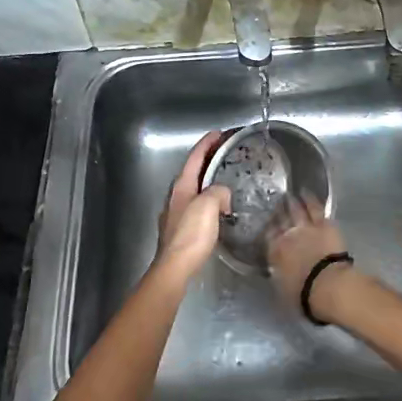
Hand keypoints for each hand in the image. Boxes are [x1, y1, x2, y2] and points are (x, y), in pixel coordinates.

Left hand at [155, 131, 229, 282]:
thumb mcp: (209, 206)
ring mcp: (176, 212)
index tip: (219, 133)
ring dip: (209, 180)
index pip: (195, 157)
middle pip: (193, 171)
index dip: (207, 143)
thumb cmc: (191, 234)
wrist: (175, 267)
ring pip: (195, 188)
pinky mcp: (180, 228)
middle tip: (225, 152)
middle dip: (208, 160)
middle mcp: (176, 195)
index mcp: (182, 186)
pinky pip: (197, 205)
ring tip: (225, 178)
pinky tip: (219, 208)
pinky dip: (209, 199)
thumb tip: (223, 194)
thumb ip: (218, 192)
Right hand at [266, 194, 356, 320]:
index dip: (266, 227)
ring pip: (295, 209)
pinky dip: (309, 198)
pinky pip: (314, 207)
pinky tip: (306, 192)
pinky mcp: (323, 223)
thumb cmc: (303, 295)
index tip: (264, 222)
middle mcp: (286, 235)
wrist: (327, 286)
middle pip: (279, 219)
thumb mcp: (282, 287)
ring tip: (288, 195)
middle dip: (277, 211)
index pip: (267, 236)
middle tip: (274, 203)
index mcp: (274, 252)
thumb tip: (275, 269)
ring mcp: (305, 226)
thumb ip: (277, 274)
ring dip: (291, 202)